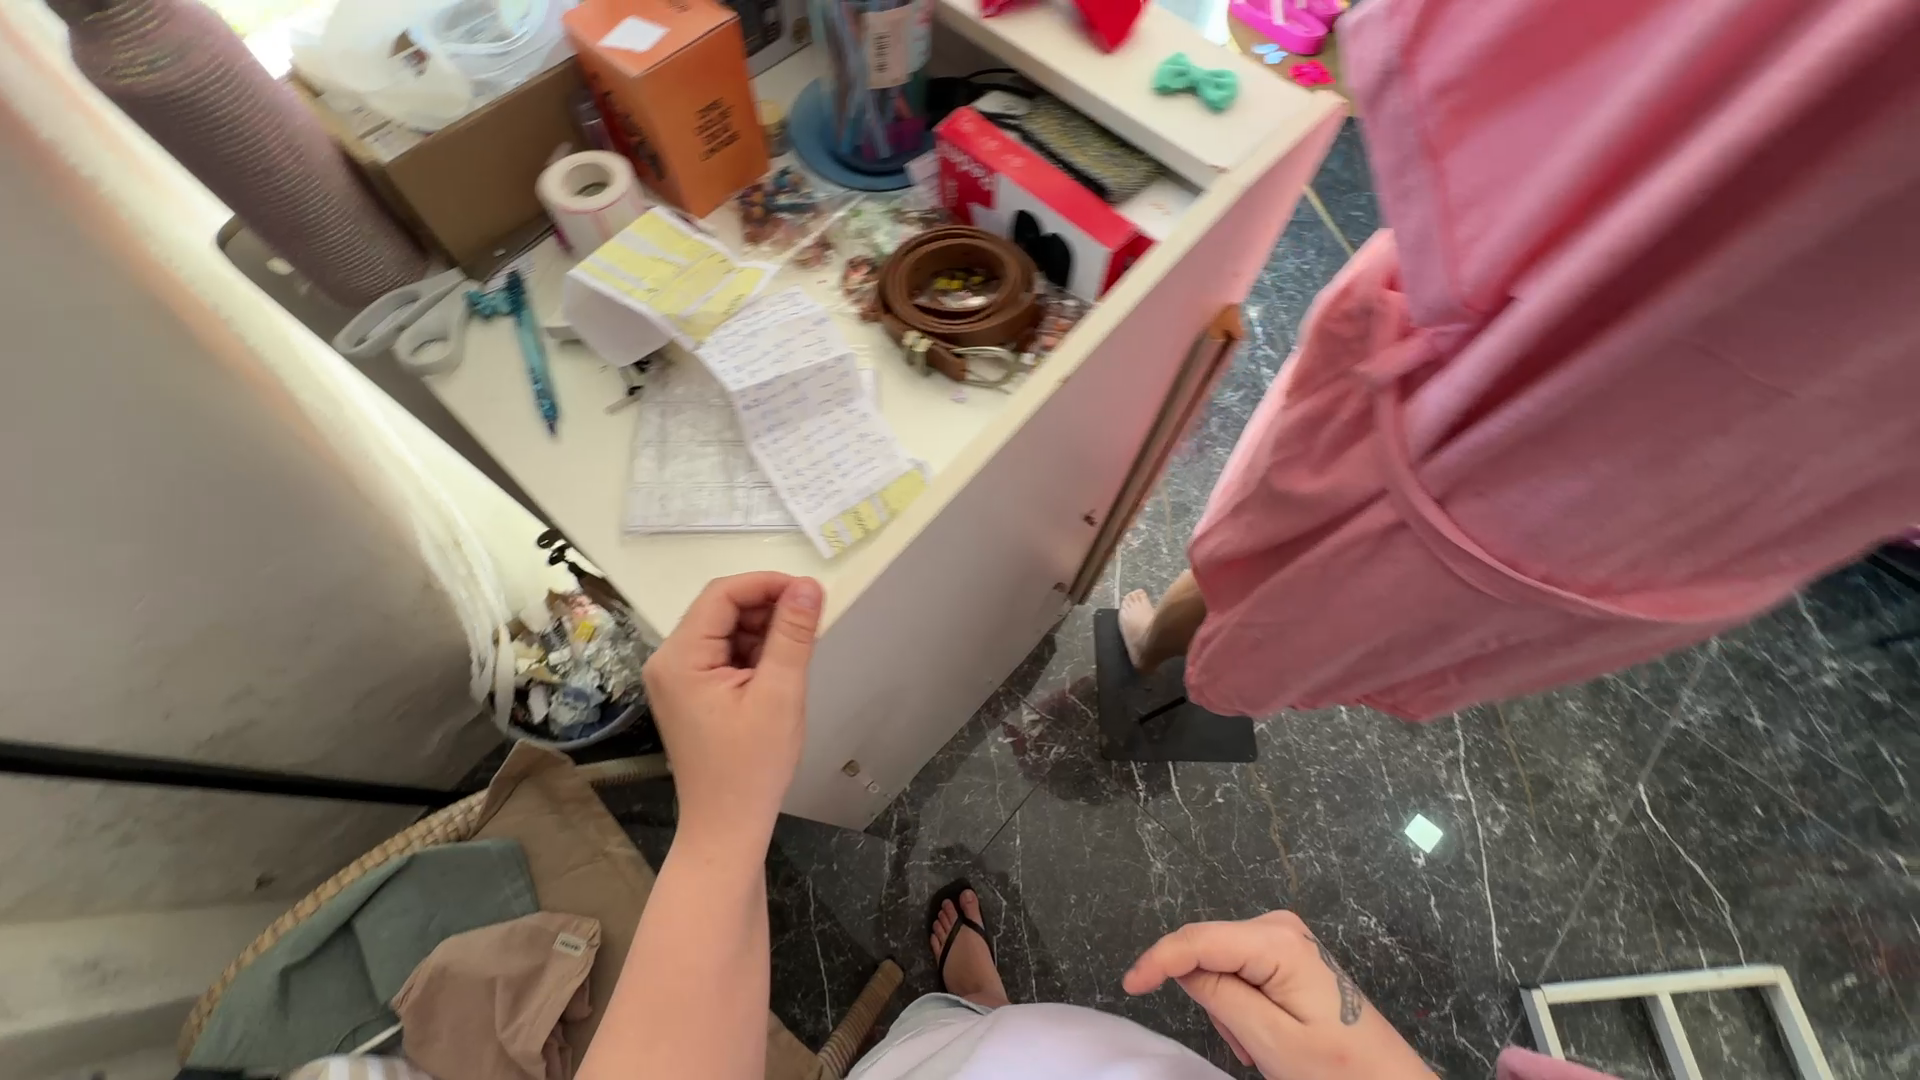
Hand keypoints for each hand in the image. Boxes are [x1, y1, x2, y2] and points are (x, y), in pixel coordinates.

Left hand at [641, 572, 822, 839]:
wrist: (728, 825)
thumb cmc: (752, 765)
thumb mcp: (780, 694)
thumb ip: (793, 634)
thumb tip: (807, 586)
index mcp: (680, 658)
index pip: (722, 595)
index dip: (766, 584)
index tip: (809, 592)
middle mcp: (670, 660)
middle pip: (722, 609)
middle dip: (767, 609)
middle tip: (809, 623)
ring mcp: (678, 677)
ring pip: (727, 630)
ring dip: (764, 631)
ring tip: (796, 653)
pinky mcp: (692, 691)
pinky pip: (726, 653)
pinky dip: (755, 652)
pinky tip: (779, 670)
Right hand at [1124, 911, 1435, 1079]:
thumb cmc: (1340, 1072)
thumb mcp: (1273, 1041)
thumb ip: (1220, 996)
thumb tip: (1181, 968)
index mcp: (1276, 940)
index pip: (1197, 939)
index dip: (1157, 959)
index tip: (1128, 986)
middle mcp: (1277, 925)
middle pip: (1209, 949)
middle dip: (1208, 996)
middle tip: (1242, 1050)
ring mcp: (1285, 937)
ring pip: (1222, 962)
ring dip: (1227, 1006)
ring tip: (1257, 1051)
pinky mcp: (1289, 954)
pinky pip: (1242, 969)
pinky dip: (1242, 1004)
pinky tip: (1265, 1035)